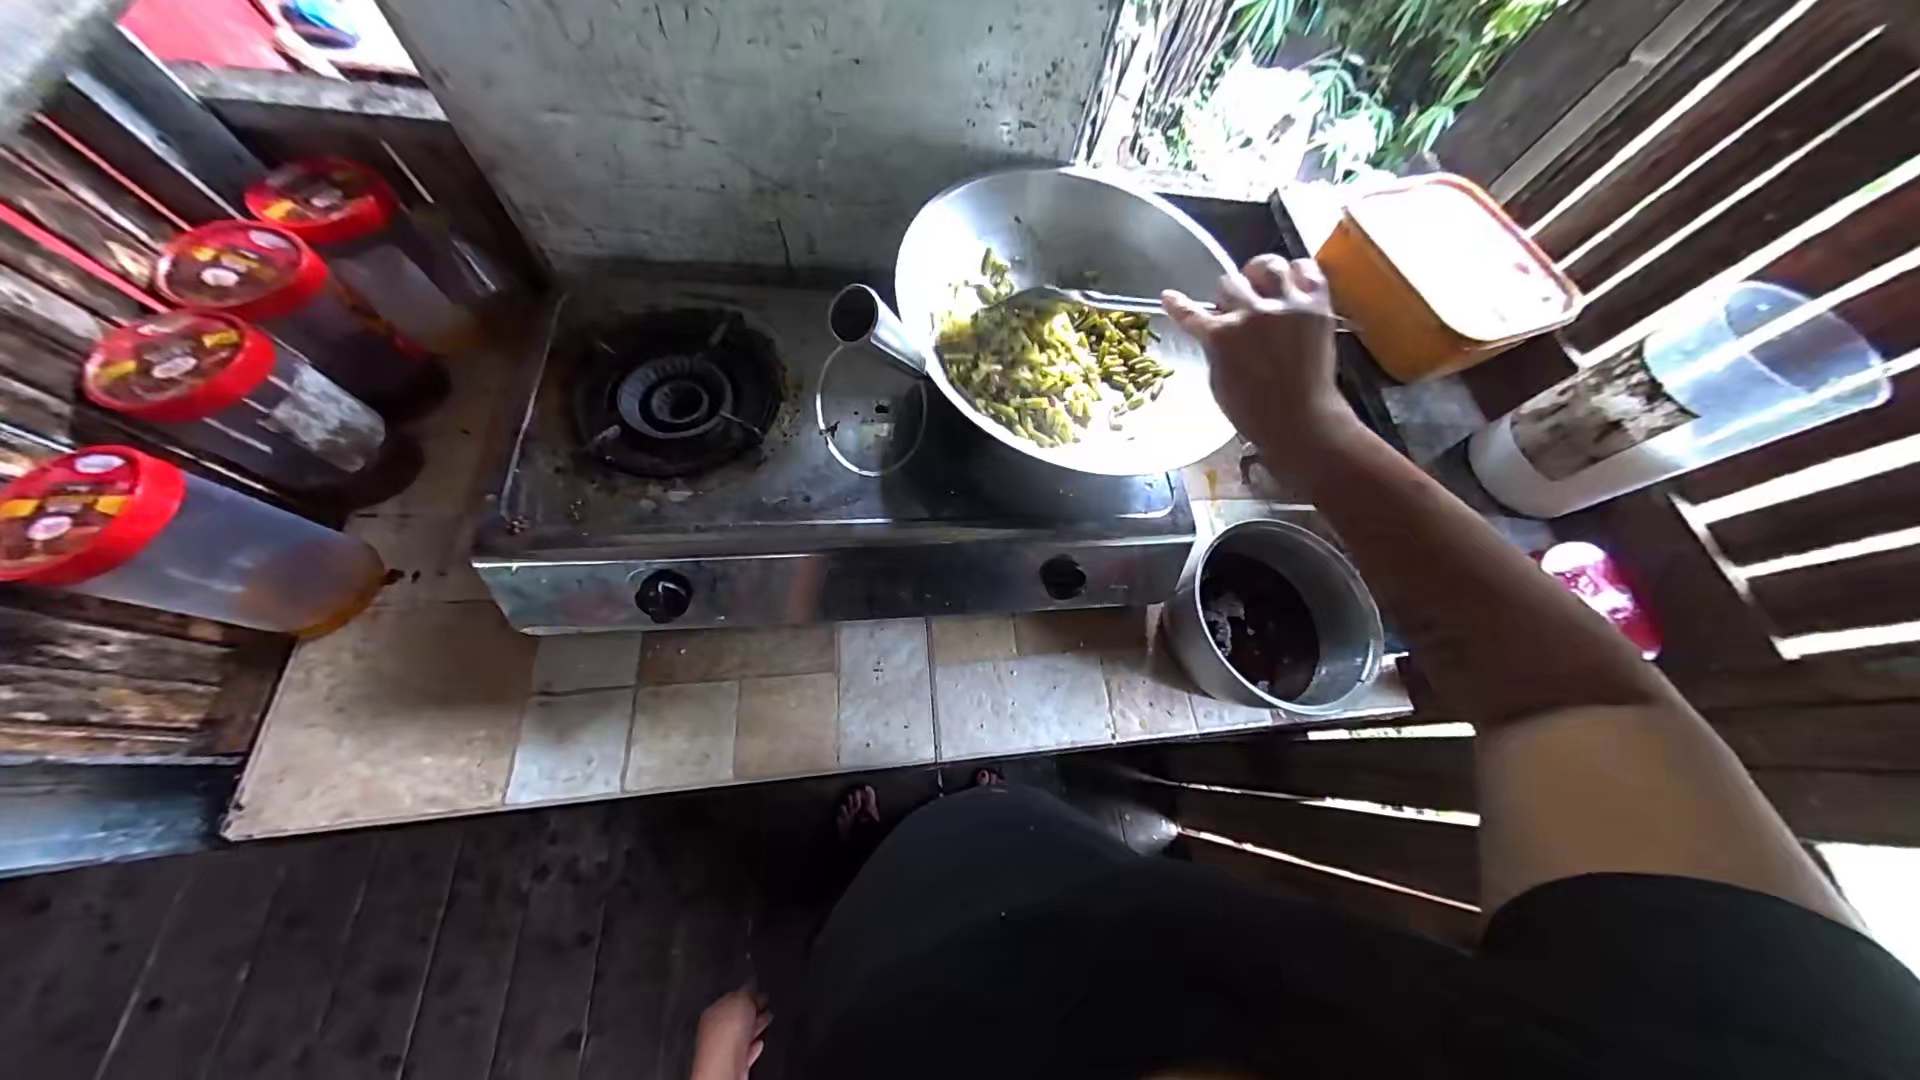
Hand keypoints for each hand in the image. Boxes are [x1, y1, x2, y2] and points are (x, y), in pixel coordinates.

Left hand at [690, 984, 770, 1079]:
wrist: (724, 1072)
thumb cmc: (726, 1037)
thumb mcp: (741, 1001)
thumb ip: (747, 992)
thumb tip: (751, 987)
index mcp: (713, 1012)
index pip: (732, 997)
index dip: (748, 992)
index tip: (759, 989)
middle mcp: (715, 1031)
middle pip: (737, 1016)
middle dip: (752, 1009)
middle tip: (765, 1002)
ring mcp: (724, 1050)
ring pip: (743, 1033)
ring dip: (756, 1025)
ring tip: (768, 1018)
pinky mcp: (734, 1065)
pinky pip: (746, 1052)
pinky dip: (754, 1046)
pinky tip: (759, 1043)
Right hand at [1162, 255, 1354, 453]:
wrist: (1300, 417)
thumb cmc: (1252, 410)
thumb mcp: (1219, 380)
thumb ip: (1216, 349)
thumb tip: (1217, 332)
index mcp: (1221, 337)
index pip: (1191, 314)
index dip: (1177, 305)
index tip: (1169, 297)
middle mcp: (1252, 314)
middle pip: (1230, 282)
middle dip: (1227, 294)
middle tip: (1234, 306)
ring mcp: (1287, 306)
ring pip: (1269, 265)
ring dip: (1260, 273)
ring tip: (1262, 285)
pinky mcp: (1317, 305)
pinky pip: (1307, 269)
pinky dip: (1297, 273)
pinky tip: (1292, 285)